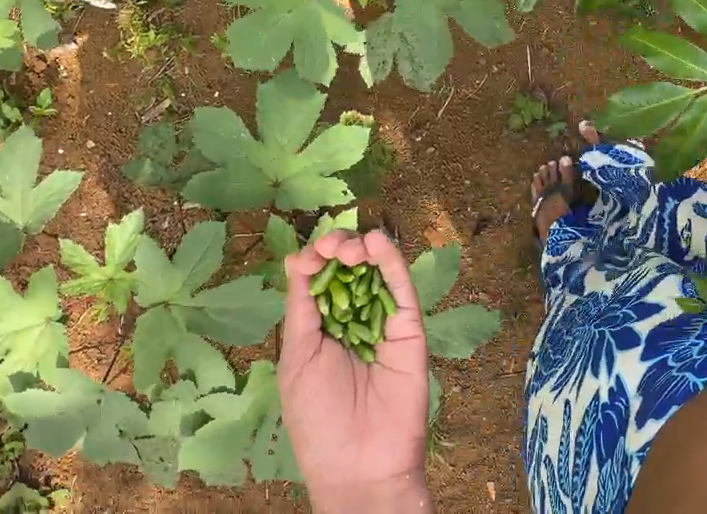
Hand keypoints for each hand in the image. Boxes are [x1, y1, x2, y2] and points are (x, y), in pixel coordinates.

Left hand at [278, 230, 432, 512]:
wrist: (359, 465)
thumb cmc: (318, 419)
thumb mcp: (297, 359)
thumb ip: (301, 307)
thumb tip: (296, 258)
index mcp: (323, 326)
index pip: (321, 278)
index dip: (315, 259)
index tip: (308, 257)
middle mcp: (354, 317)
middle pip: (350, 267)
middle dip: (338, 249)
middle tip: (330, 249)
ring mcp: (384, 319)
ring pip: (377, 270)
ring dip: (361, 249)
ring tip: (348, 249)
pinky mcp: (410, 325)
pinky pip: (401, 287)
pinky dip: (391, 259)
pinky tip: (377, 242)